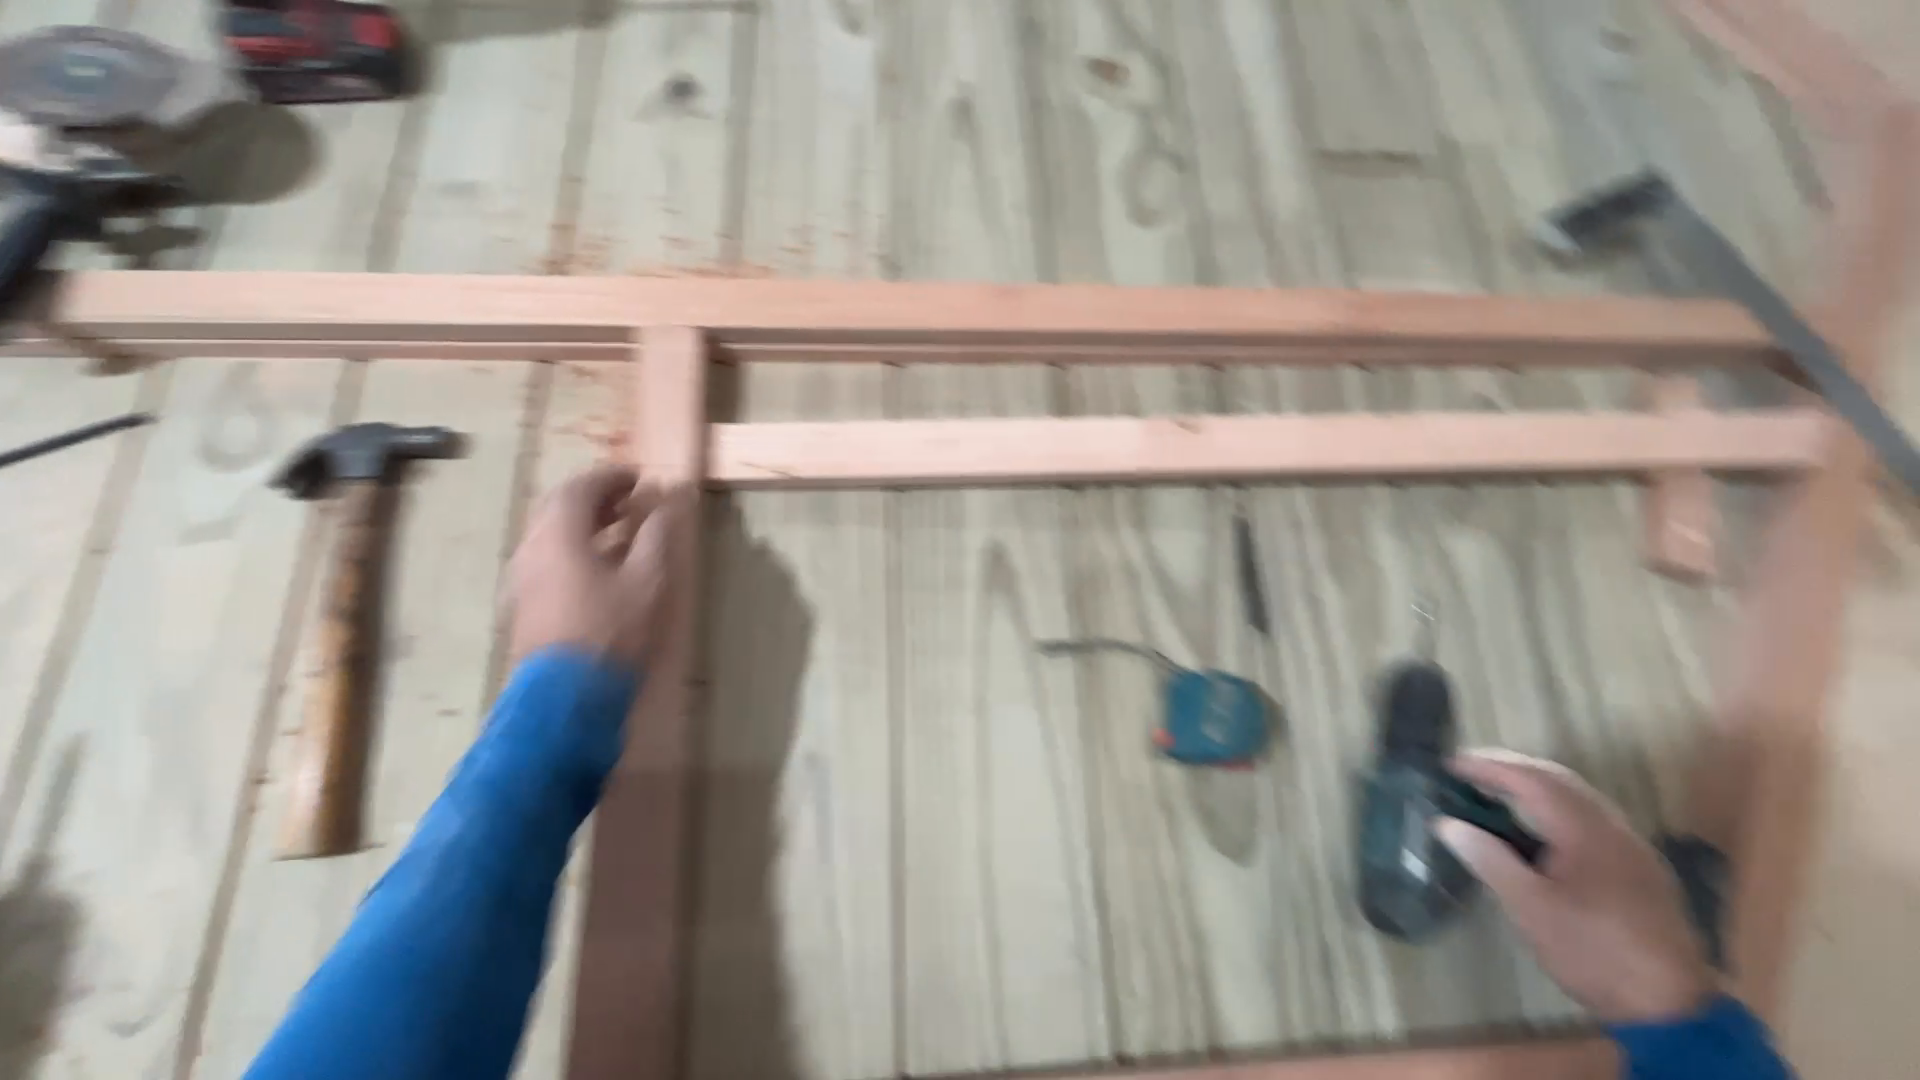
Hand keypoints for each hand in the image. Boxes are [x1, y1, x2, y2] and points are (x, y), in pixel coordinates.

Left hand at [505, 464, 684, 672]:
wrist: (564, 695)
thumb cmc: (611, 630)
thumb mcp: (647, 578)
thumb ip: (658, 533)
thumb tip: (669, 498)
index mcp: (558, 533)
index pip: (580, 486)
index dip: (612, 477)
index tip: (640, 479)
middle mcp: (531, 546)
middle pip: (559, 506)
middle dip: (596, 497)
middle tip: (630, 501)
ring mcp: (522, 576)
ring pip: (551, 533)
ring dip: (584, 523)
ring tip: (619, 531)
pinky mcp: (524, 601)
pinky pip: (547, 557)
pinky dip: (574, 547)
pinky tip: (599, 567)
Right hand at [1436, 750, 1715, 1024]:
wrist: (1672, 1007)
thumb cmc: (1592, 950)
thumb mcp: (1528, 907)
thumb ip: (1487, 858)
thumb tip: (1447, 824)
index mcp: (1586, 831)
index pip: (1531, 780)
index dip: (1489, 766)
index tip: (1451, 764)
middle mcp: (1614, 829)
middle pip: (1559, 780)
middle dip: (1512, 768)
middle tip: (1470, 770)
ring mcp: (1633, 848)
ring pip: (1579, 798)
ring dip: (1535, 786)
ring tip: (1496, 792)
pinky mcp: (1640, 870)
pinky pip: (1591, 819)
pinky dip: (1555, 807)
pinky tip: (1538, 829)